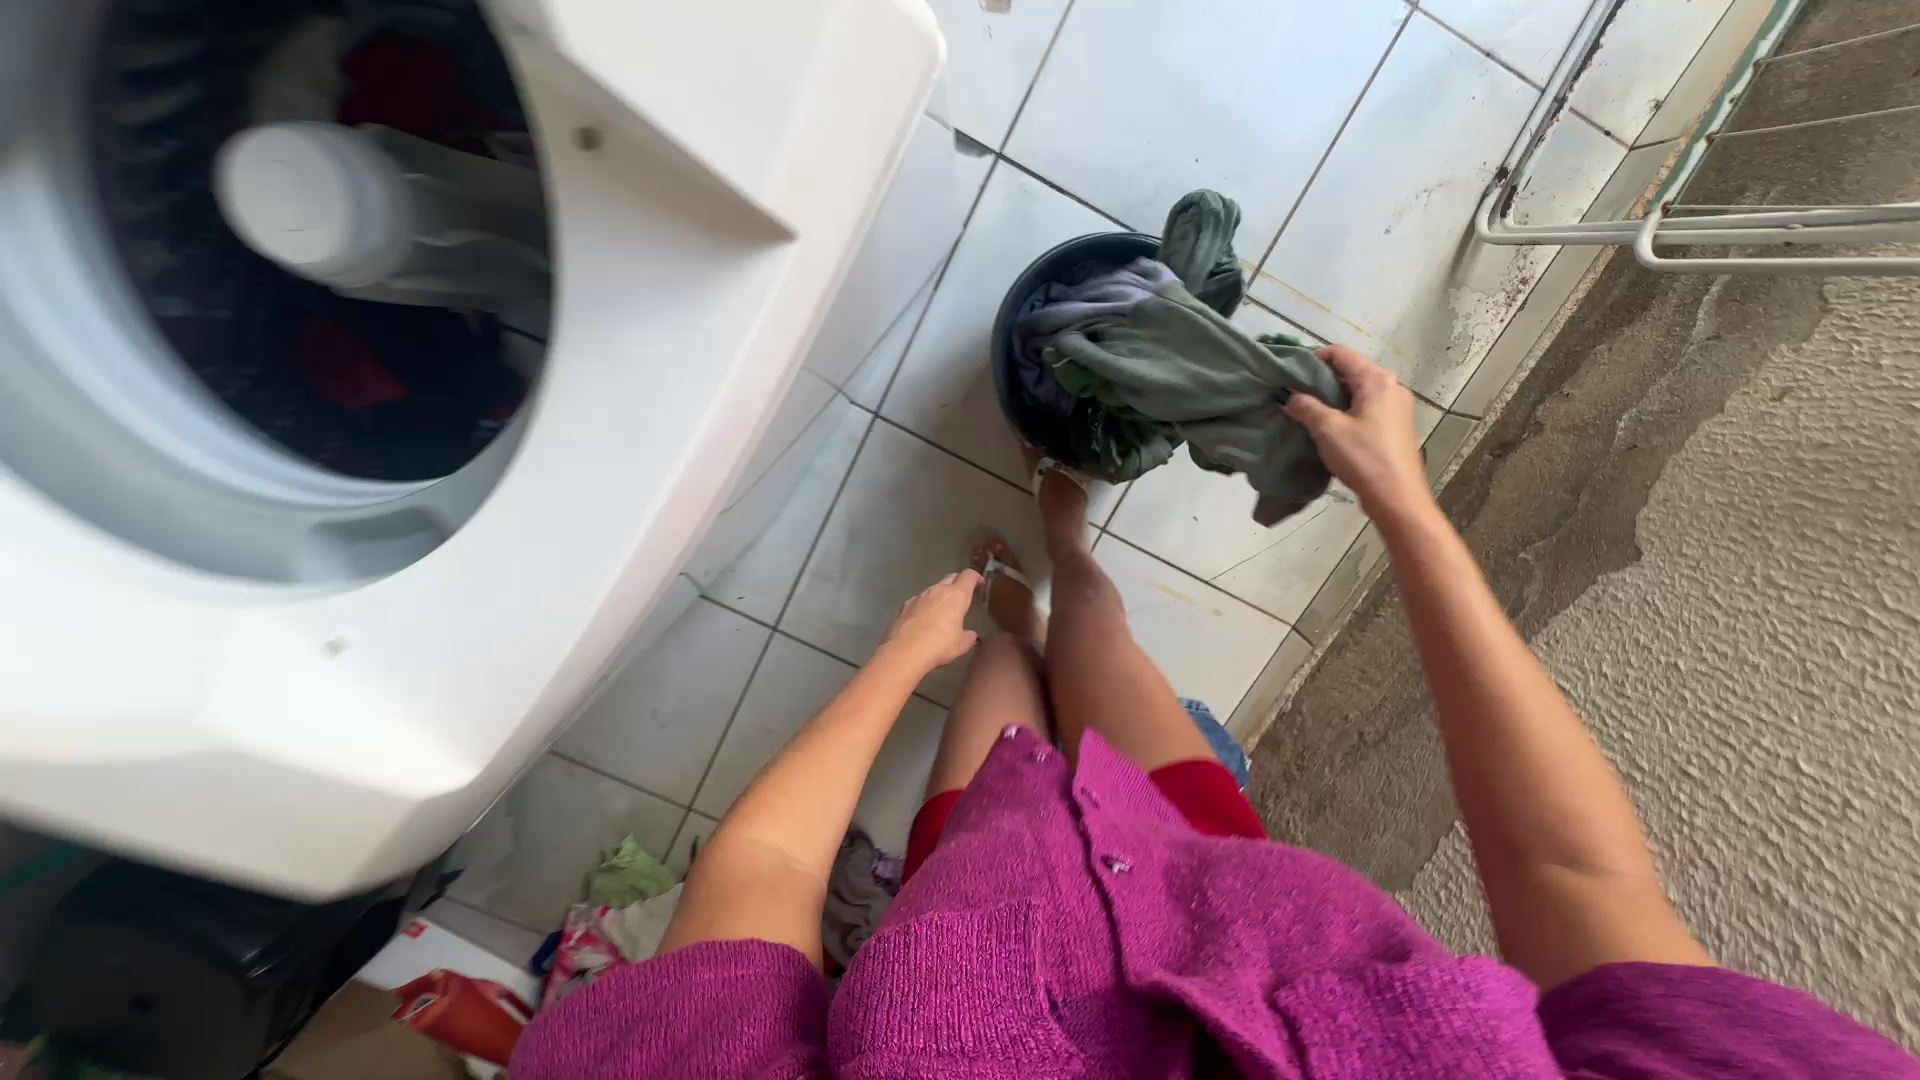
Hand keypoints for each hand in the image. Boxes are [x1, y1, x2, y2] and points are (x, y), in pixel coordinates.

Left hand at [881, 570, 982, 670]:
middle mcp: (937, 590)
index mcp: (956, 595)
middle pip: (950, 578)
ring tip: (941, 612)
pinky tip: (921, 622)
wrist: (904, 651)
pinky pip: (917, 602)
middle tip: (962, 596)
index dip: (976, 578)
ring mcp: (918, 597)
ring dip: (939, 597)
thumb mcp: (961, 644)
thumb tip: (971, 635)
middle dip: (958, 583)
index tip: (980, 584)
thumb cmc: (940, 645)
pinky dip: (923, 607)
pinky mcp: (903, 606)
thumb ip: (969, 637)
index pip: (969, 576)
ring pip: (932, 590)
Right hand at [1283, 345, 1432, 522]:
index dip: (1313, 358)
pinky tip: (1328, 426)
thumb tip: (1286, 395)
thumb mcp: (1327, 429)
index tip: (1289, 372)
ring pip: (1357, 390)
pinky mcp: (1394, 424)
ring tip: (1306, 409)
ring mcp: (1396, 405)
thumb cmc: (1363, 457)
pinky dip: (1345, 408)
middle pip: (1350, 371)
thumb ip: (1305, 406)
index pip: (1340, 354)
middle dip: (1320, 379)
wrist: (1396, 496)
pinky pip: (1365, 406)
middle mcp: (1391, 386)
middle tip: (1293, 392)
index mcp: (1377, 379)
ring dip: (1331, 395)